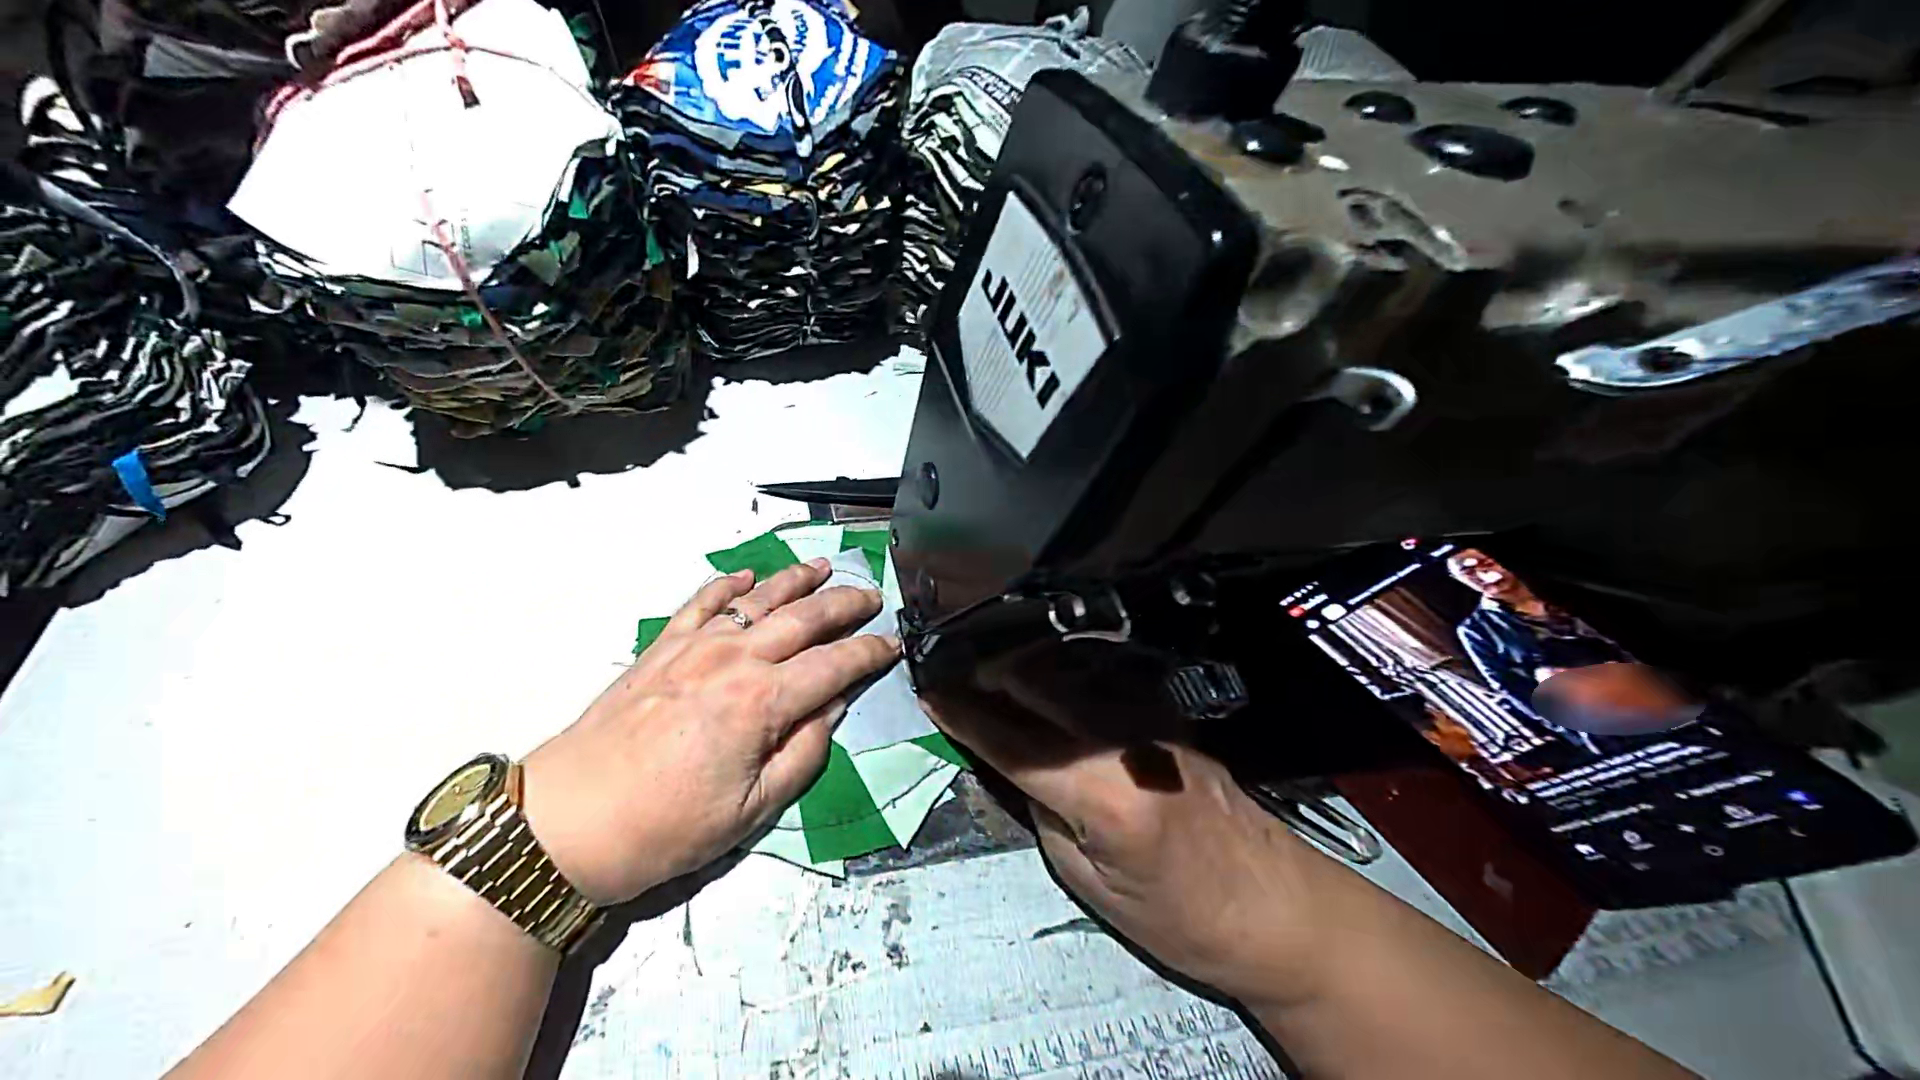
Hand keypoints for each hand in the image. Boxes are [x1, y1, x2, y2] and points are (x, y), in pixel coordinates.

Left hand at [522, 560, 897, 904]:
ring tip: (823, 568)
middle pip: (805, 617)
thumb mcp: (752, 810)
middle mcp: (735, 659)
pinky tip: (746, 577)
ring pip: (759, 599)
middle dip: (846, 604)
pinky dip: (728, 584)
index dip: (870, 652)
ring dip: (796, 580)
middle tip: (872, 597)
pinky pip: (702, 601)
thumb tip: (833, 706)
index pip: (835, 664)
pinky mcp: (662, 647)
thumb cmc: (665, 827)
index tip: (893, 645)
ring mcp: (695, 646)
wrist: (565, 823)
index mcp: (762, 702)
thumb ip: (804, 752)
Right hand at [923, 687, 1355, 1009]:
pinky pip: (1097, 685)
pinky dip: (1057, 678)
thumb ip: (1042, 808)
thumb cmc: (1178, 916)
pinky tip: (1039, 678)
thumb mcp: (1088, 881)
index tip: (928, 691)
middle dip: (986, 672)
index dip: (963, 715)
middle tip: (949, 668)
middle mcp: (1123, 738)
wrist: (1273, 904)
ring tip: (982, 666)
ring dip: (1019, 667)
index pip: (1011, 741)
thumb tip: (1010, 761)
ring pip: (1066, 675)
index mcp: (1099, 790)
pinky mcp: (1167, 713)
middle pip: (1037, 685)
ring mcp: (1149, 718)